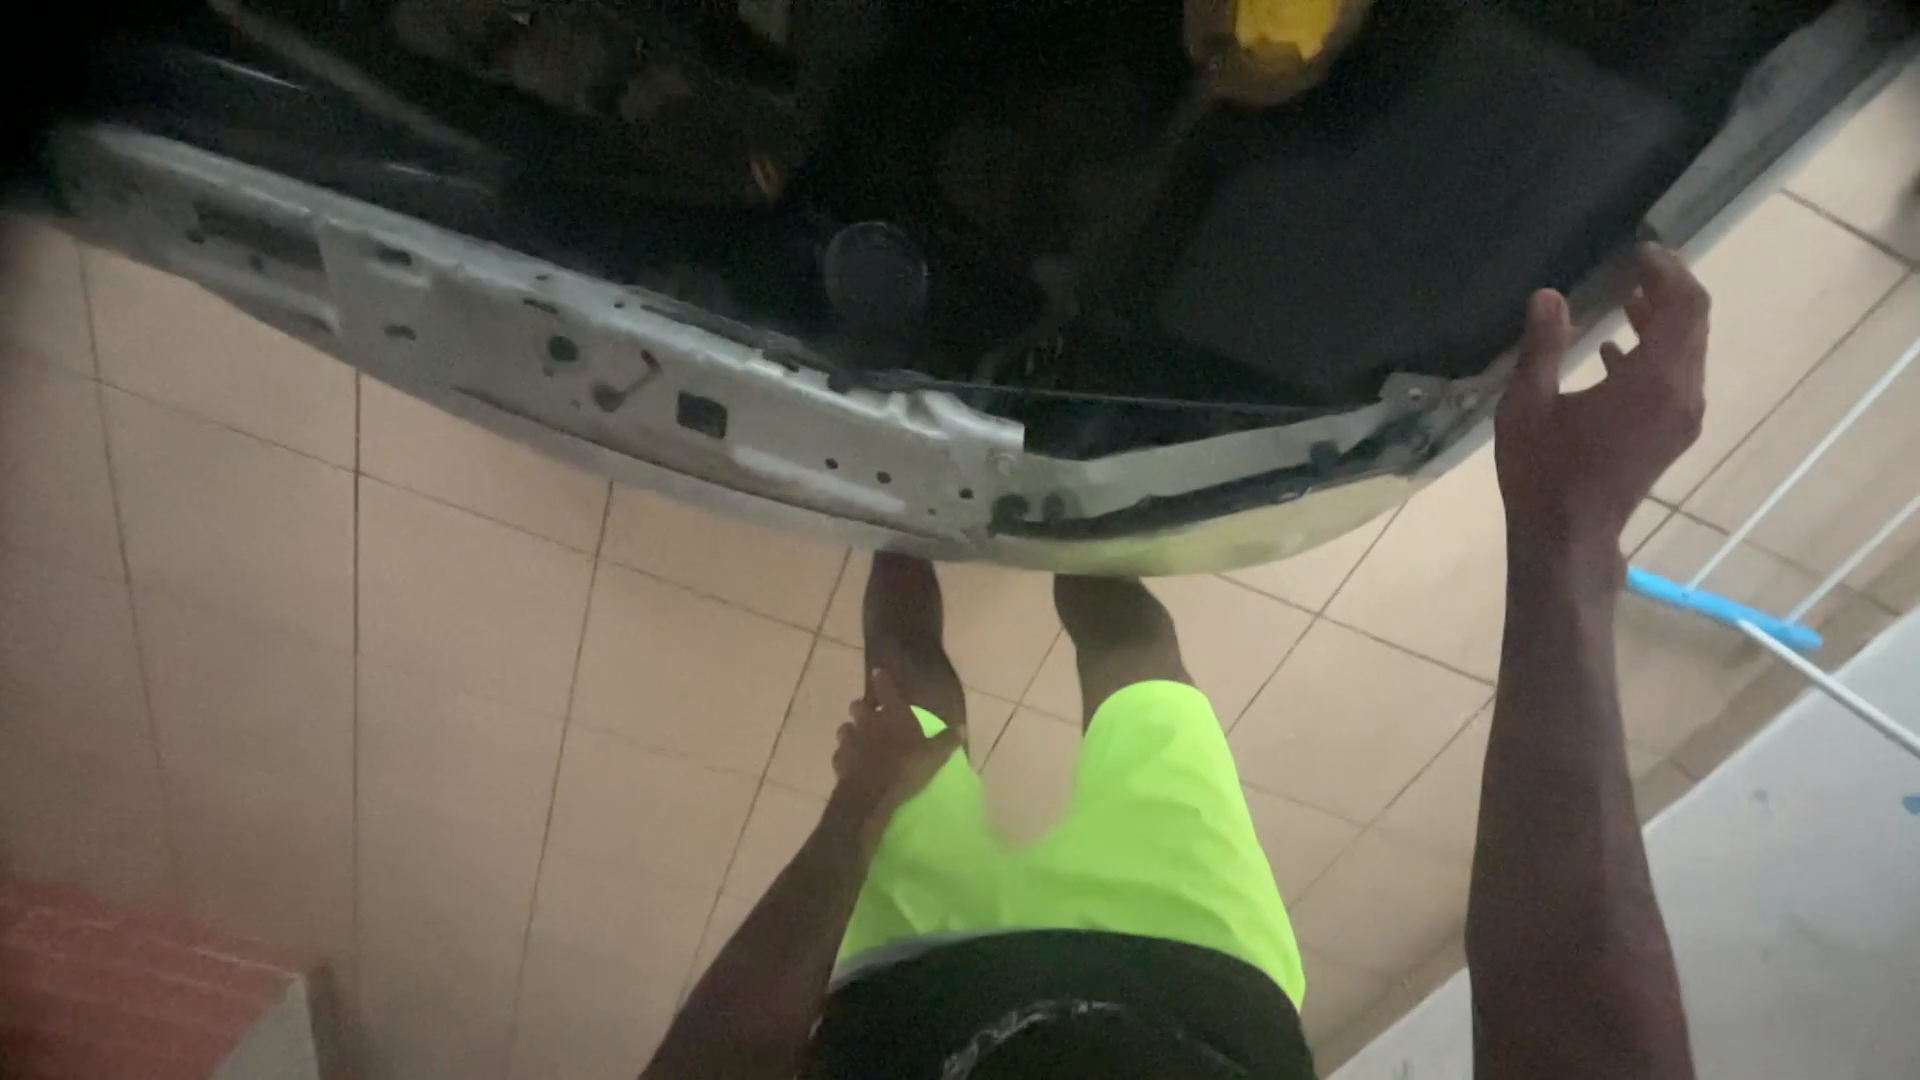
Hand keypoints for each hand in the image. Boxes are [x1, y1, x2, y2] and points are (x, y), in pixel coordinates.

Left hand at [831, 669, 959, 827]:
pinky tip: (852, 765)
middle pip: (857, 705)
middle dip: (861, 708)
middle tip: (869, 716)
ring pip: (845, 728)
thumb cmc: (906, 767)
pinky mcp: (838, 759)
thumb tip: (962, 728)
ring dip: (851, 732)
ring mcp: (850, 739)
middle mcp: (868, 721)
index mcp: (892, 714)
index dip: (881, 679)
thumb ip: (946, 740)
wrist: (872, 793)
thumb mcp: (934, 755)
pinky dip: (845, 756)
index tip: (877, 672)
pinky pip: (840, 753)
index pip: (884, 687)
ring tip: (859, 741)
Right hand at [1496, 242, 1708, 577]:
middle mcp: (1682, 393)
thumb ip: (1542, 348)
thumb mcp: (1527, 405)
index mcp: (1654, 379)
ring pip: (1686, 354)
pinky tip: (1614, 356)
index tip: (1641, 251)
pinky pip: (1675, 380)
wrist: (1566, 533)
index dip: (1667, 272)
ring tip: (1627, 304)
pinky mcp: (1670, 436)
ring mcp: (1681, 417)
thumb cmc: (1541, 469)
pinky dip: (1653, 356)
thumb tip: (1547, 296)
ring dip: (1661, 325)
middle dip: (1667, 293)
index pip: (1683, 306)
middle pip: (1693, 327)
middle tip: (1635, 270)